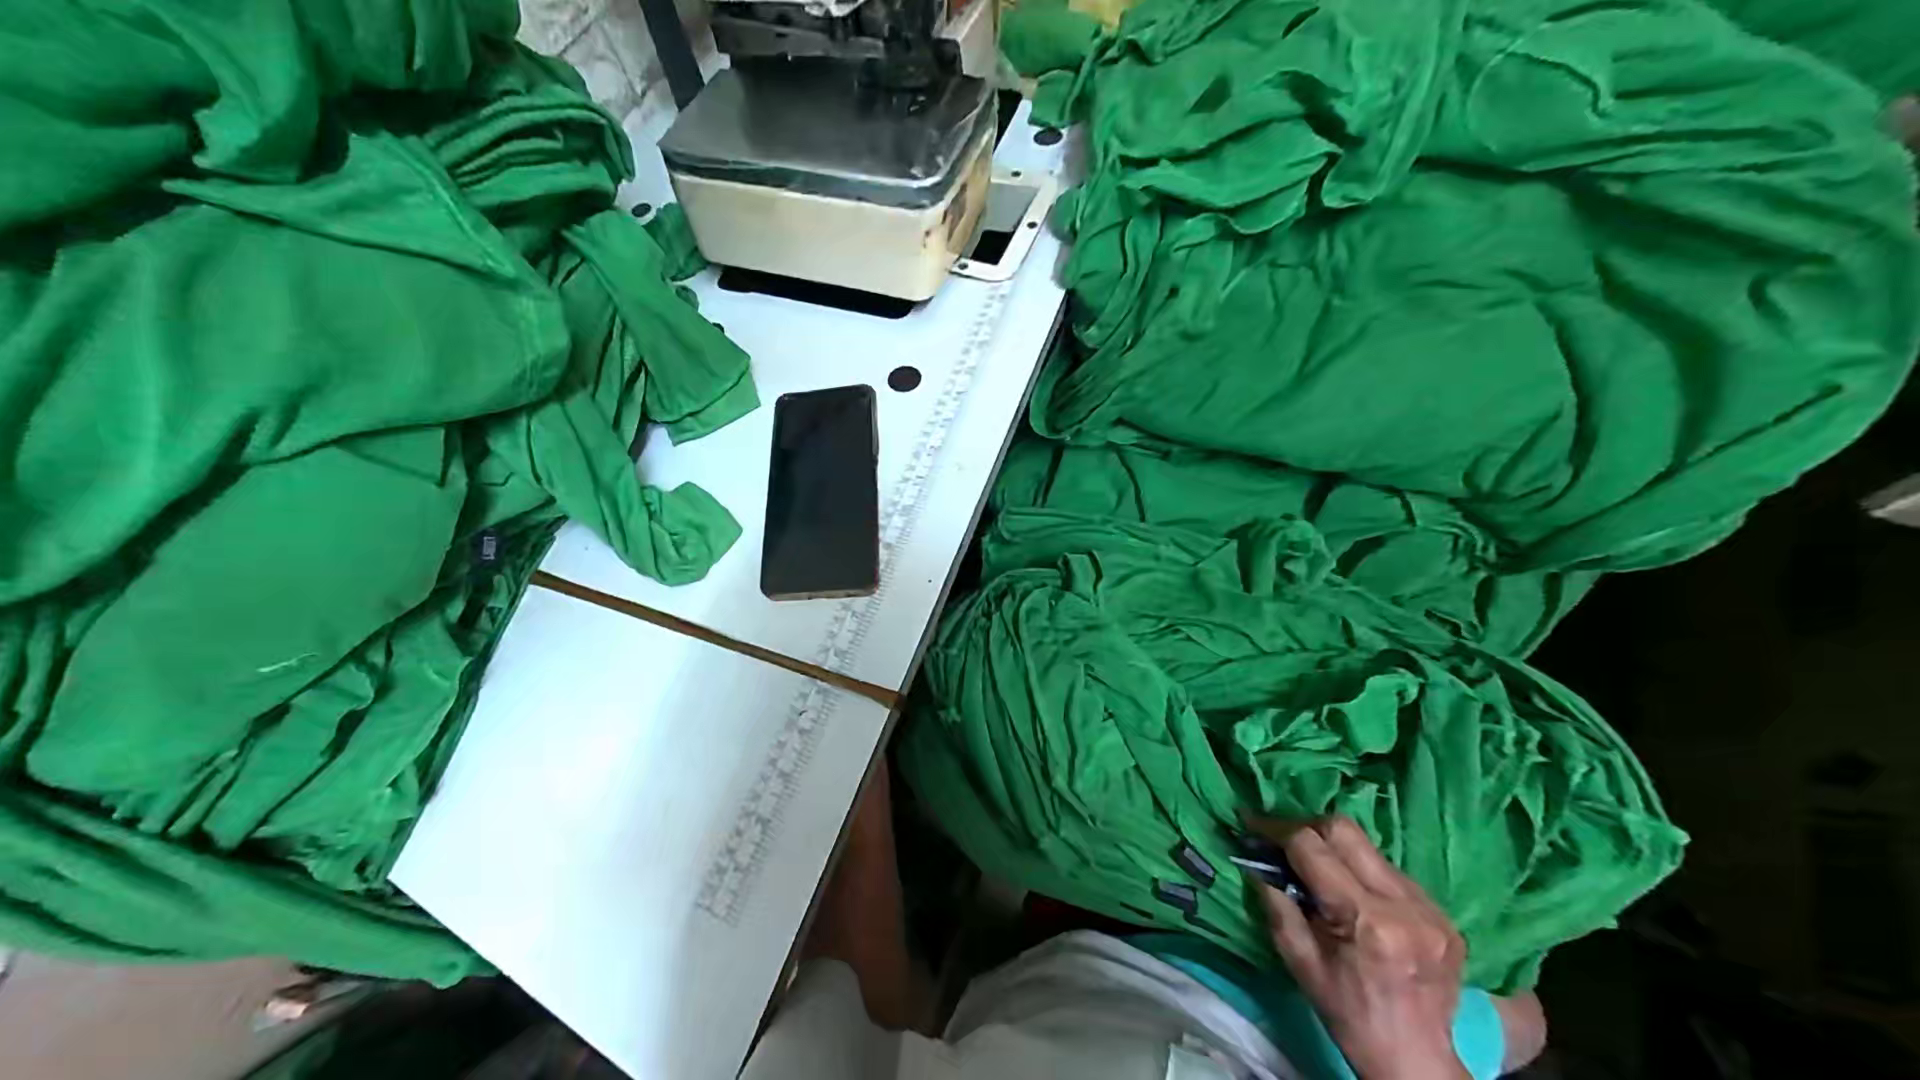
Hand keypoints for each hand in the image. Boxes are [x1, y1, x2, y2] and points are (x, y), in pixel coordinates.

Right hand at [1254, 815, 1469, 1079]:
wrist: (1416, 1060)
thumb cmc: (1348, 1014)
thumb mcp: (1299, 962)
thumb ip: (1277, 905)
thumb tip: (1256, 861)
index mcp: (1367, 921)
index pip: (1312, 847)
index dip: (1276, 829)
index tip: (1251, 823)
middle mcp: (1404, 904)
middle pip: (1345, 830)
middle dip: (1306, 827)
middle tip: (1282, 841)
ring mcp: (1431, 908)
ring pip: (1370, 847)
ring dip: (1336, 849)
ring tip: (1316, 870)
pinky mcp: (1444, 914)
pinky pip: (1392, 872)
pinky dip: (1363, 871)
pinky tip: (1353, 894)